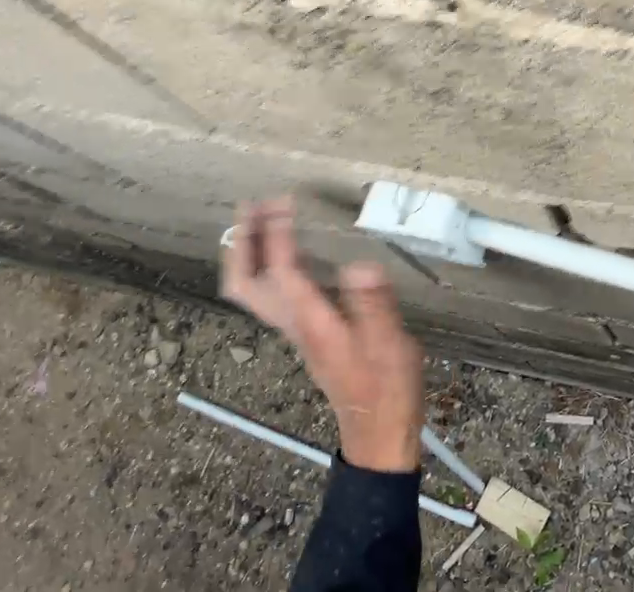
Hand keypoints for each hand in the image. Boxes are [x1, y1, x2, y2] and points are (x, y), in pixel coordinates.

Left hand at [222, 198, 423, 471]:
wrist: (378, 430)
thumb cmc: (387, 386)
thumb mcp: (390, 343)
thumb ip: (374, 305)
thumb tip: (360, 265)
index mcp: (312, 322)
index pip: (282, 272)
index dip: (276, 236)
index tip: (283, 202)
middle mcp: (295, 325)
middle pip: (246, 284)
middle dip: (243, 243)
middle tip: (252, 206)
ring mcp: (298, 331)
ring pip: (254, 291)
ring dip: (249, 253)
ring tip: (260, 221)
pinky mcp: (309, 335)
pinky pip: (272, 295)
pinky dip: (270, 268)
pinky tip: (292, 255)